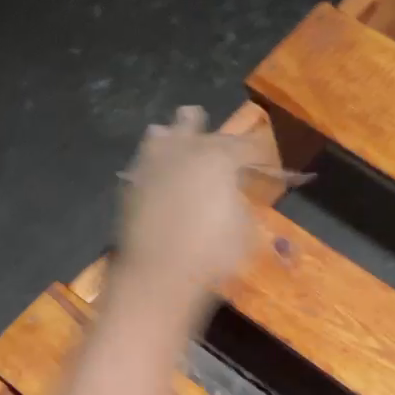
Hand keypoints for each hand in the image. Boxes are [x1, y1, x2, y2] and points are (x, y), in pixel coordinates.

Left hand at [116, 105, 271, 304]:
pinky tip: (163, 183)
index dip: (257, 152)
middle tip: (218, 150)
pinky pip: (145, 163)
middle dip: (207, 131)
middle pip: (192, 120)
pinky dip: (156, 168)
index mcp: (218, 157)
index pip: (245, 144)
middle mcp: (182, 149)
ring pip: (160, 133)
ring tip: (182, 157)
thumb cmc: (214, 254)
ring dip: (174, 140)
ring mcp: (151, 163)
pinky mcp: (131, 183)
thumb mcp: (245, 230)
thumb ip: (242, 203)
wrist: (159, 274)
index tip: (264, 161)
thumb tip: (235, 194)